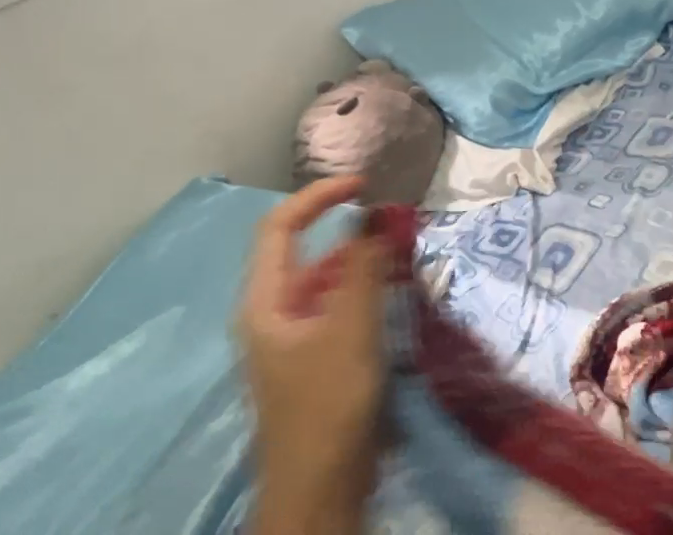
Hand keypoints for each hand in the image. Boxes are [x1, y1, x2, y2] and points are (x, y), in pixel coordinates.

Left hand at [238, 176, 386, 534]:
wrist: (320, 488)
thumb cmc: (327, 405)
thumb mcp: (349, 330)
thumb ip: (362, 268)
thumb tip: (373, 212)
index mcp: (266, 302)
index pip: (280, 228)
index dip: (319, 197)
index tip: (367, 184)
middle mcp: (274, 314)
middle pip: (307, 252)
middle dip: (351, 230)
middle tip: (400, 223)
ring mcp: (295, 338)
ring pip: (327, 280)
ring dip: (362, 259)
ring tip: (407, 252)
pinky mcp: (318, 359)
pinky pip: (340, 307)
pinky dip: (367, 289)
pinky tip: (398, 293)